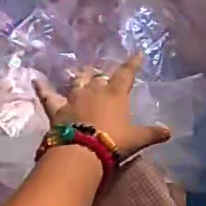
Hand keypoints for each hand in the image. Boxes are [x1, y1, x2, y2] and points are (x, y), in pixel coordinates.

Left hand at [33, 53, 172, 158]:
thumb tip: (170, 132)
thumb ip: (153, 133)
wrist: (82, 151)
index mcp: (116, 94)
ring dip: (80, 77)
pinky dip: (42, 88)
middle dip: (103, 74)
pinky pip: (47, 95)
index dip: (133, 63)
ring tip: (81, 73)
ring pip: (77, 81)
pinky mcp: (56, 109)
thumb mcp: (137, 139)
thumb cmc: (114, 141)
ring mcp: (74, 98)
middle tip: (105, 75)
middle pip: (99, 77)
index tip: (138, 54)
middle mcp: (94, 90)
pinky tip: (35, 80)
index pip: (127, 73)